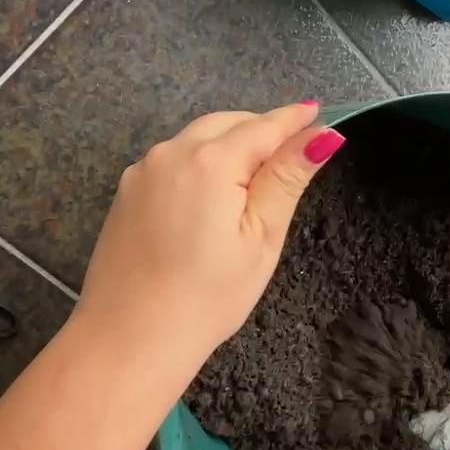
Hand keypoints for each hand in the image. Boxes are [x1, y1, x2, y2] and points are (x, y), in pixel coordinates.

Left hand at [73, 101, 343, 365]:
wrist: (129, 338)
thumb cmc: (207, 298)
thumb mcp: (261, 238)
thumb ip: (287, 178)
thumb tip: (322, 136)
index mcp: (210, 162)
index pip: (263, 126)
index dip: (294, 119)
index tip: (318, 111)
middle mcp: (171, 153)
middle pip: (227, 124)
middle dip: (260, 130)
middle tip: (292, 152)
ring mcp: (142, 171)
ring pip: (197, 140)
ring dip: (228, 145)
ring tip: (253, 180)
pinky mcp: (126, 192)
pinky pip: (172, 161)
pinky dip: (199, 163)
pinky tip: (210, 200)